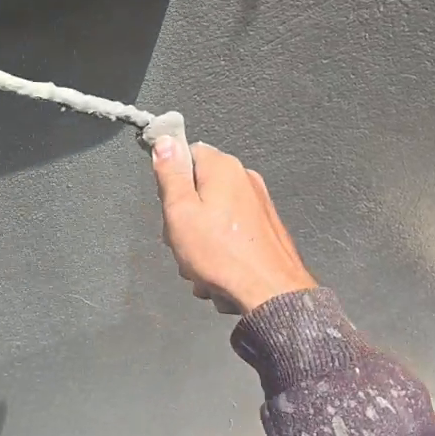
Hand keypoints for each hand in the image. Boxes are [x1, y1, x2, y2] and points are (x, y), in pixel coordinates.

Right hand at [151, 137, 316, 314]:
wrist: (270, 293)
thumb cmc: (224, 256)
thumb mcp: (180, 211)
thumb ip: (170, 175)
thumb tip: (164, 142)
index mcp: (223, 168)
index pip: (186, 153)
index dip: (170, 180)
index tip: (168, 204)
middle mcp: (244, 179)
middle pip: (198, 188)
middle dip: (184, 217)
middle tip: (182, 239)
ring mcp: (257, 204)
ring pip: (212, 215)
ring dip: (199, 240)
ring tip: (200, 262)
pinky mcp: (264, 228)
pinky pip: (229, 233)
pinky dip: (219, 250)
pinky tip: (216, 270)